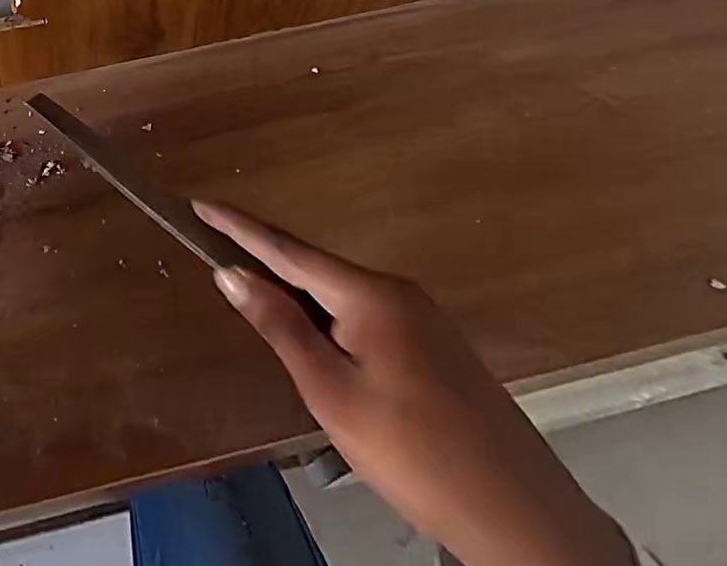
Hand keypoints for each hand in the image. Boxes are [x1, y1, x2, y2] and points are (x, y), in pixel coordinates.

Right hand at [196, 201, 634, 565]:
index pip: (286, 249)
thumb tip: (231, 274)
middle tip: (219, 261)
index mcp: (370, 295)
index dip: (237, 226)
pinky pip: (363, 314)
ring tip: (261, 312)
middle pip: (314, 269)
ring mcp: (422, 316)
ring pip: (338, 294)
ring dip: (296, 298)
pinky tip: (318, 345)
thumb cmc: (414, 453)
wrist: (525, 521)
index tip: (200, 204)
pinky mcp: (434, 343)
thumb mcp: (330, 390)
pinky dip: (327, 318)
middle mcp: (398, 292)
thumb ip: (279, 325)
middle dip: (265, 265)